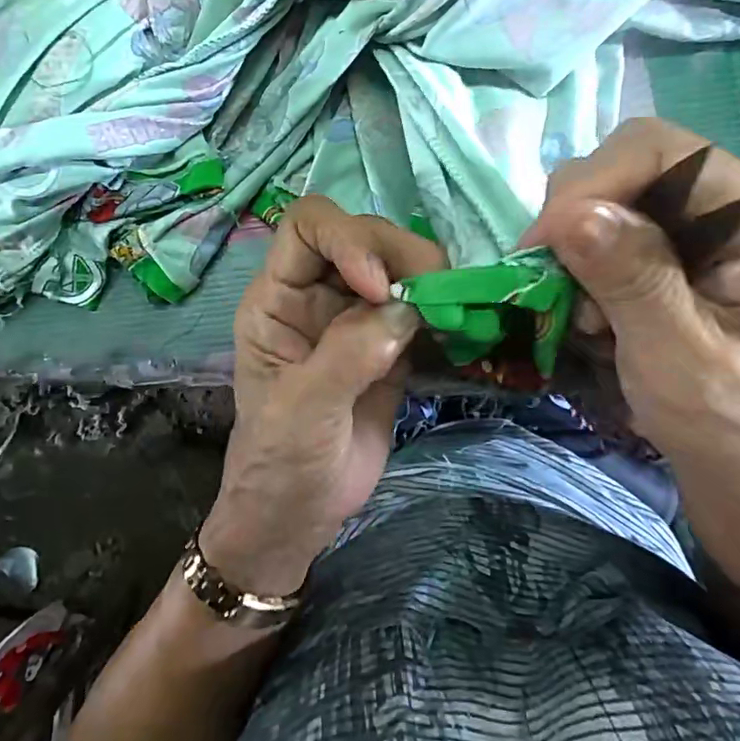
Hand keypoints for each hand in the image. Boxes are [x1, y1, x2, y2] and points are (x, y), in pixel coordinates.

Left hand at [204, 197, 446, 594]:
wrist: (298, 512)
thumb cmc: (280, 462)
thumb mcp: (302, 410)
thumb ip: (347, 355)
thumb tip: (405, 309)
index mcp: (276, 299)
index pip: (307, 227)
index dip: (347, 238)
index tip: (377, 287)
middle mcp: (315, 296)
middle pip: (361, 238)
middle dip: (402, 255)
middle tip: (439, 295)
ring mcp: (353, 320)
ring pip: (398, 269)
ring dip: (432, 280)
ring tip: (457, 313)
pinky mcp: (388, 347)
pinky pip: (420, 311)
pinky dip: (445, 312)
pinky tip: (463, 331)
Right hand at [525, 117, 739, 495]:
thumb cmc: (728, 426)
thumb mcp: (676, 361)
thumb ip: (632, 282)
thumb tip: (571, 213)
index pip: (668, 153)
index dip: (591, 185)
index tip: (541, 246)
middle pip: (638, 161)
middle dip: (579, 216)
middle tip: (556, 283)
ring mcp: (728, 219)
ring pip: (619, 186)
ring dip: (579, 240)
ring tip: (583, 304)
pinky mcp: (698, 238)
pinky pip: (619, 217)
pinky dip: (587, 254)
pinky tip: (594, 300)